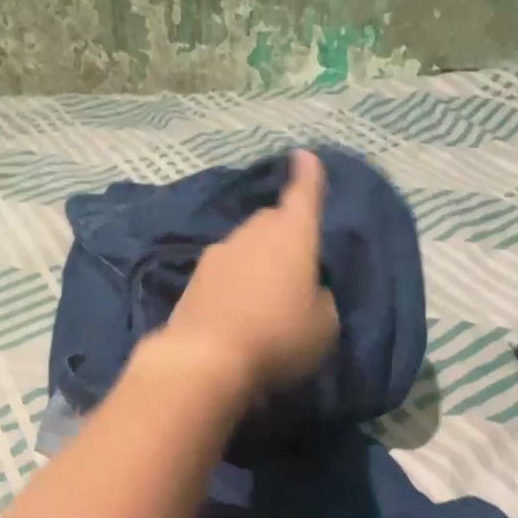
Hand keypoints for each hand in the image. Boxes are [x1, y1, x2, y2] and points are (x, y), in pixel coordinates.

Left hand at [160, 149, 340, 396]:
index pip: (304, 195)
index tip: (304, 156)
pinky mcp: (193, 281)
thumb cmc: (277, 338)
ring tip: (264, 297)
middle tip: (295, 265)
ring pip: (245, 247)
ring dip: (256, 262)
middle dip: (284, 234)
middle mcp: (252, 234)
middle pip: (271, 222)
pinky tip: (237, 311)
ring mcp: (217, 255)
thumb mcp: (324, 326)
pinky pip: (224, 273)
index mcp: (292, 235)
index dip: (309, 176)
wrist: (204, 361)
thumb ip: (322, 299)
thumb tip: (309, 289)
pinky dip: (234, 284)